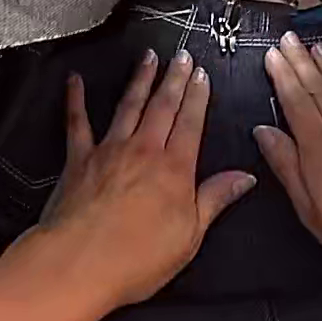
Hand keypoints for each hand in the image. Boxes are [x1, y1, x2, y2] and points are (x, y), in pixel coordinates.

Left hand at [25, 48, 254, 309]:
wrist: (78, 265)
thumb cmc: (137, 258)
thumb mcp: (190, 235)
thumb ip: (216, 198)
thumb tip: (246, 177)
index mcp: (174, 168)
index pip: (191, 121)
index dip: (198, 95)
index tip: (202, 74)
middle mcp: (144, 150)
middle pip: (163, 105)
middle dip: (175, 78)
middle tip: (182, 55)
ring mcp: (110, 150)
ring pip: (129, 105)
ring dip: (141, 79)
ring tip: (149, 57)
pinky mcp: (79, 159)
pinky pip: (78, 123)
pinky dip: (76, 100)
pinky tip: (75, 81)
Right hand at [256, 32, 321, 306]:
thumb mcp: (313, 214)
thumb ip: (288, 168)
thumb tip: (264, 133)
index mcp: (321, 151)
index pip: (296, 102)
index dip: (282, 76)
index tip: (273, 54)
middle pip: (319, 90)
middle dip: (301, 62)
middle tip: (289, 39)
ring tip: (318, 48)